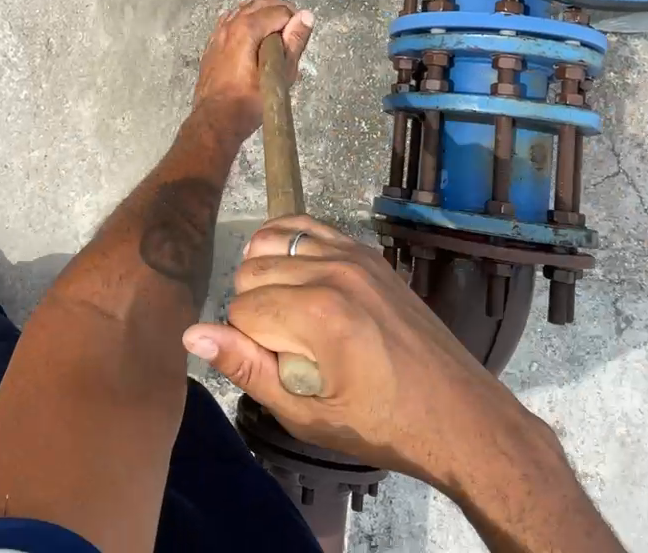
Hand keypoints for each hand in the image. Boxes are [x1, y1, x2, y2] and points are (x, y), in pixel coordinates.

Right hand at [180, 217, 561, 498]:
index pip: (239, 311)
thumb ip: (246, 368)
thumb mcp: (305, 412)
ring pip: (268, 244)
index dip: (247, 344)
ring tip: (284, 312)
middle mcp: (330, 271)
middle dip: (252, 309)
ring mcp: (350, 254)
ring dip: (263, 275)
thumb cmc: (377, 422)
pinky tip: (290, 271)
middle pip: (249, 272)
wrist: (456, 412)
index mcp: (316, 314)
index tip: (277, 367)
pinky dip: (283, 241)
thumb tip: (190, 333)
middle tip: (282, 346)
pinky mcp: (363, 250)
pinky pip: (303, 224)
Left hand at [190, 0, 314, 142]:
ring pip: (242, 9)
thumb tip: (305, 16)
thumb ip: (293, 42)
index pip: (278, 9)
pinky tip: (250, 25)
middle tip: (293, 20)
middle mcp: (230, 25)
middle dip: (279, 7)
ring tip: (277, 15)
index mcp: (246, 29)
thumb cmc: (250, 101)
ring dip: (261, 9)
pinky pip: (230, 20)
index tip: (300, 31)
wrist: (216, 119)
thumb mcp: (280, 74)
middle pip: (259, 3)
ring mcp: (218, 34)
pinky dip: (243, 17)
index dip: (294, 18)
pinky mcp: (212, 45)